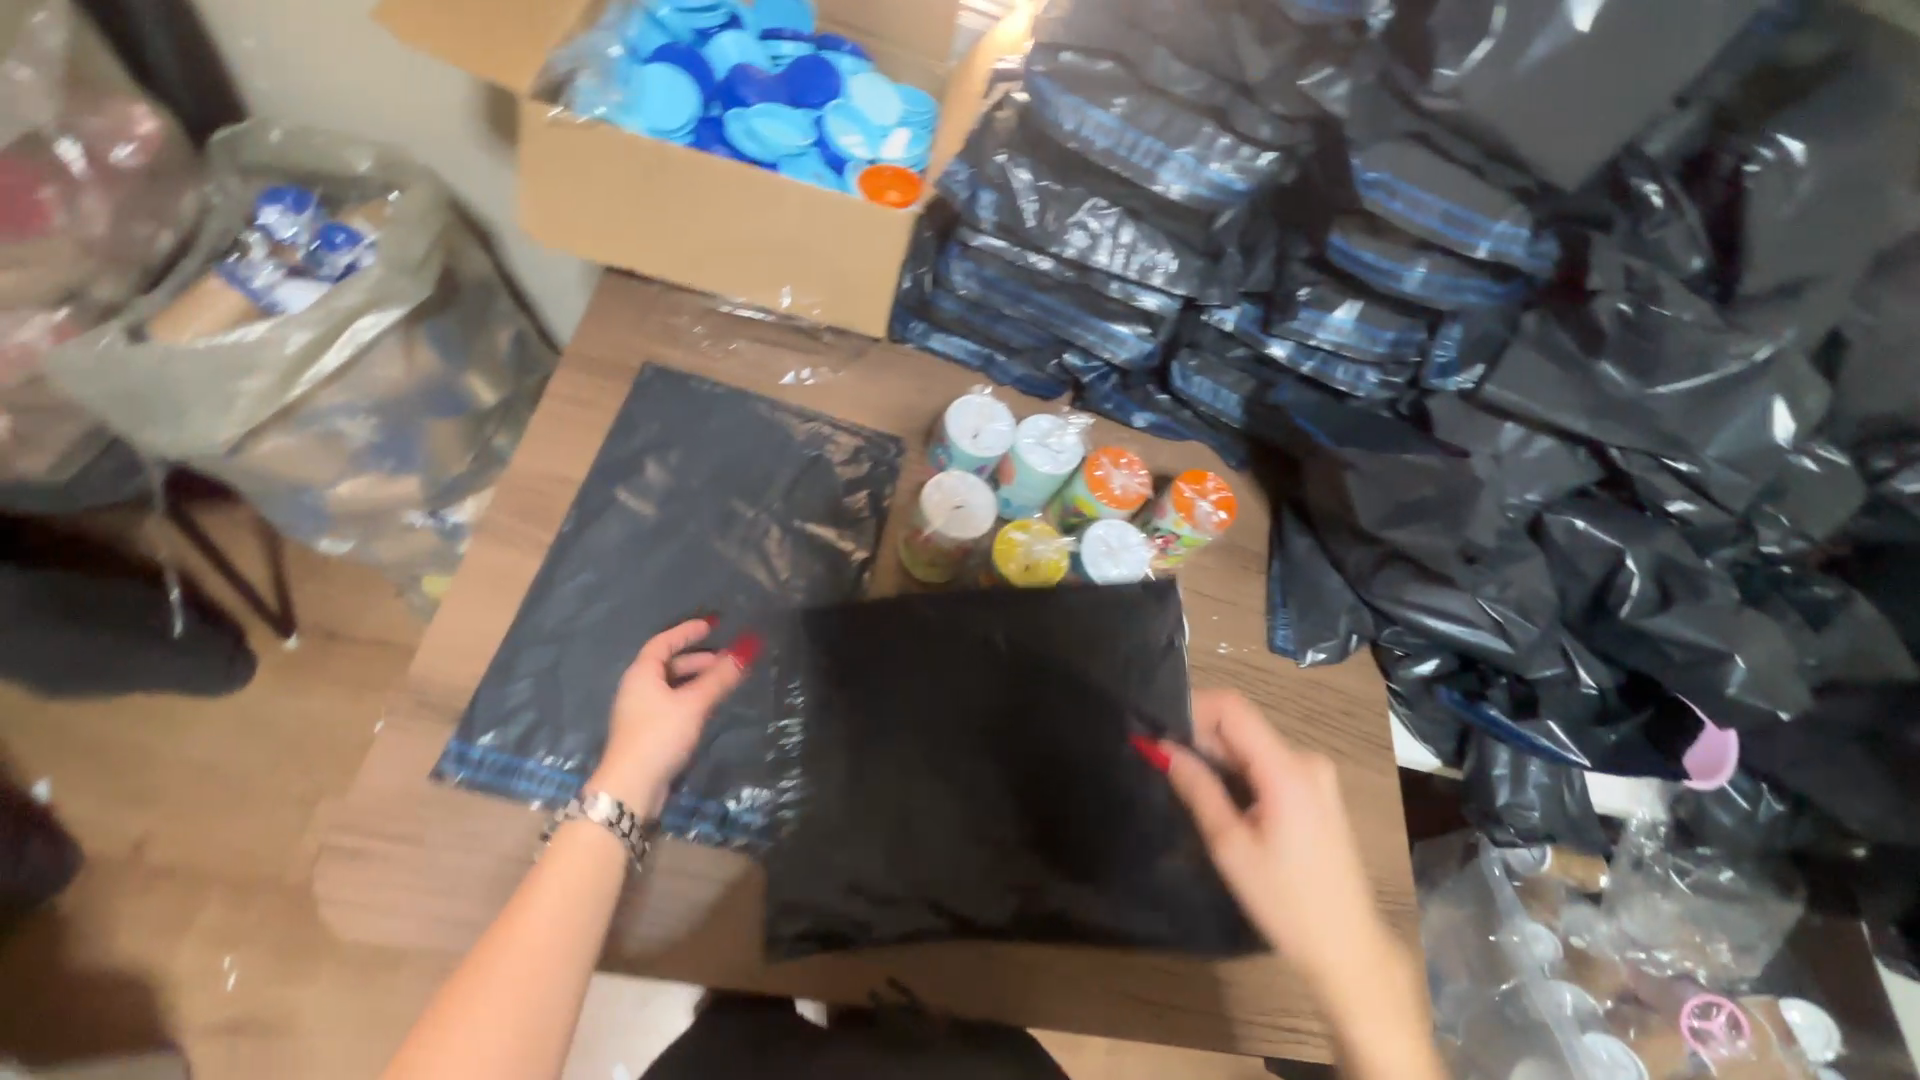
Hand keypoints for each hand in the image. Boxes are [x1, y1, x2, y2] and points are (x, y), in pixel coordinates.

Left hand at [590, 618, 754, 811]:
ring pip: (671, 686)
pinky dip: (691, 698)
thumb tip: (749, 647)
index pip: (663, 642)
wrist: (631, 786)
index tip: (711, 626)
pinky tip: (708, 707)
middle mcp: (637, 688)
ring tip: (723, 683)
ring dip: (696, 680)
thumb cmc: (659, 735)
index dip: (687, 632)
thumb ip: (721, 677)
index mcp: (641, 674)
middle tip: (726, 660)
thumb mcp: (693, 703)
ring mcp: (641, 712)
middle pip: (668, 665)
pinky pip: (672, 704)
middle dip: (698, 659)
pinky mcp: (648, 732)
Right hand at [1158, 690, 1396, 994]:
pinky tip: (1220, 797)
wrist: (1348, 946)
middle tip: (1160, 759)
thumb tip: (1162, 747)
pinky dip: (1238, 771)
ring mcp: (1316, 776)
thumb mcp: (1230, 847)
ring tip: (1184, 780)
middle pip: (1242, 726)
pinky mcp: (1317, 792)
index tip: (1157, 730)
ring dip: (1217, 756)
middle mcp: (1306, 760)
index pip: (1233, 708)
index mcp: (1287, 769)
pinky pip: (1268, 764)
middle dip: (1198, 736)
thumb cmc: (1286, 901)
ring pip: (1252, 746)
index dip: (1191, 707)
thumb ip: (1197, 789)